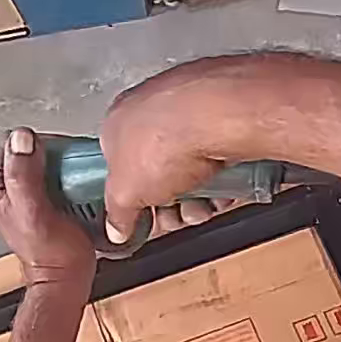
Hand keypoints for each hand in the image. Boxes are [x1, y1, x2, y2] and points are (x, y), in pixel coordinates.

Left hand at [0, 128, 95, 287]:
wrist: (68, 277)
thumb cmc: (50, 254)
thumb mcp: (33, 211)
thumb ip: (22, 175)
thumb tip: (21, 138)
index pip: (13, 145)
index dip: (38, 148)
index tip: (57, 163)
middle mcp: (6, 187)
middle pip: (32, 150)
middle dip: (54, 157)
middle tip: (69, 177)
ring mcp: (27, 191)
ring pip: (48, 159)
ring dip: (66, 165)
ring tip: (76, 183)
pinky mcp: (47, 197)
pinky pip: (60, 173)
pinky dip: (71, 175)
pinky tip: (79, 187)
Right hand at [101, 59, 240, 243]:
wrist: (217, 117)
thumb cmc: (164, 142)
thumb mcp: (125, 193)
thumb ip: (118, 214)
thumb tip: (116, 229)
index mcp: (118, 123)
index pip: (120, 168)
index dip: (134, 199)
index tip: (145, 220)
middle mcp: (152, 112)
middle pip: (158, 175)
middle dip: (170, 207)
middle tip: (177, 218)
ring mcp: (190, 114)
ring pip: (191, 172)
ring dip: (197, 200)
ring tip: (202, 209)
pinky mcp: (224, 122)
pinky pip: (219, 162)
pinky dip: (221, 183)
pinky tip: (224, 194)